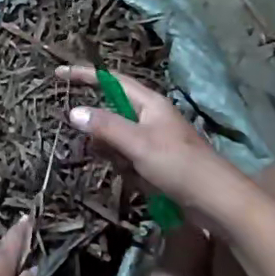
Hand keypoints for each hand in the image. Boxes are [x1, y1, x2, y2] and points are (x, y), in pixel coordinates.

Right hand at [54, 64, 246, 219]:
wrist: (216, 201)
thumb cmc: (179, 166)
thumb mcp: (138, 144)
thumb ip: (105, 126)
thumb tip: (73, 111)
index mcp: (149, 103)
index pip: (111, 80)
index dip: (84, 75)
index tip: (58, 74)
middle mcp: (150, 116)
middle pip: (111, 111)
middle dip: (98, 127)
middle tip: (87, 138)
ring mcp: (153, 140)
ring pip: (116, 138)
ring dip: (111, 151)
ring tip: (124, 167)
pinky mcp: (155, 161)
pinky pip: (127, 157)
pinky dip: (123, 166)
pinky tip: (134, 178)